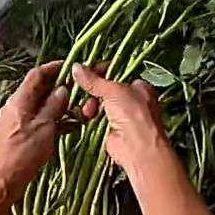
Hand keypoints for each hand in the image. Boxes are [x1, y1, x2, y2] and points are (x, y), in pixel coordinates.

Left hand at [0, 62, 66, 206]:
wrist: (2, 182)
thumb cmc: (23, 153)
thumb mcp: (44, 127)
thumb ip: (54, 106)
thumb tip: (63, 89)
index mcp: (19, 100)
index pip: (37, 75)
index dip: (54, 68)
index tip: (71, 66)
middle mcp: (16, 106)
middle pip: (39, 89)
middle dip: (59, 87)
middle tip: (80, 88)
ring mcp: (18, 121)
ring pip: (41, 106)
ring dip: (58, 105)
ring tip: (79, 107)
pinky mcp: (21, 135)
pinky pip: (39, 120)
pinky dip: (53, 120)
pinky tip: (69, 125)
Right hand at [71, 64, 176, 179]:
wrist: (137, 148)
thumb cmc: (133, 114)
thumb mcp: (114, 91)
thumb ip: (94, 80)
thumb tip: (76, 66)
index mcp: (138, 85)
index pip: (117, 72)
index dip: (101, 70)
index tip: (85, 70)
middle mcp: (131, 99)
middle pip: (105, 88)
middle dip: (93, 89)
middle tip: (82, 89)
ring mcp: (121, 115)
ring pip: (99, 103)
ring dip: (90, 104)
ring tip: (88, 110)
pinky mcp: (111, 128)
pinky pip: (96, 117)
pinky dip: (89, 116)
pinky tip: (85, 116)